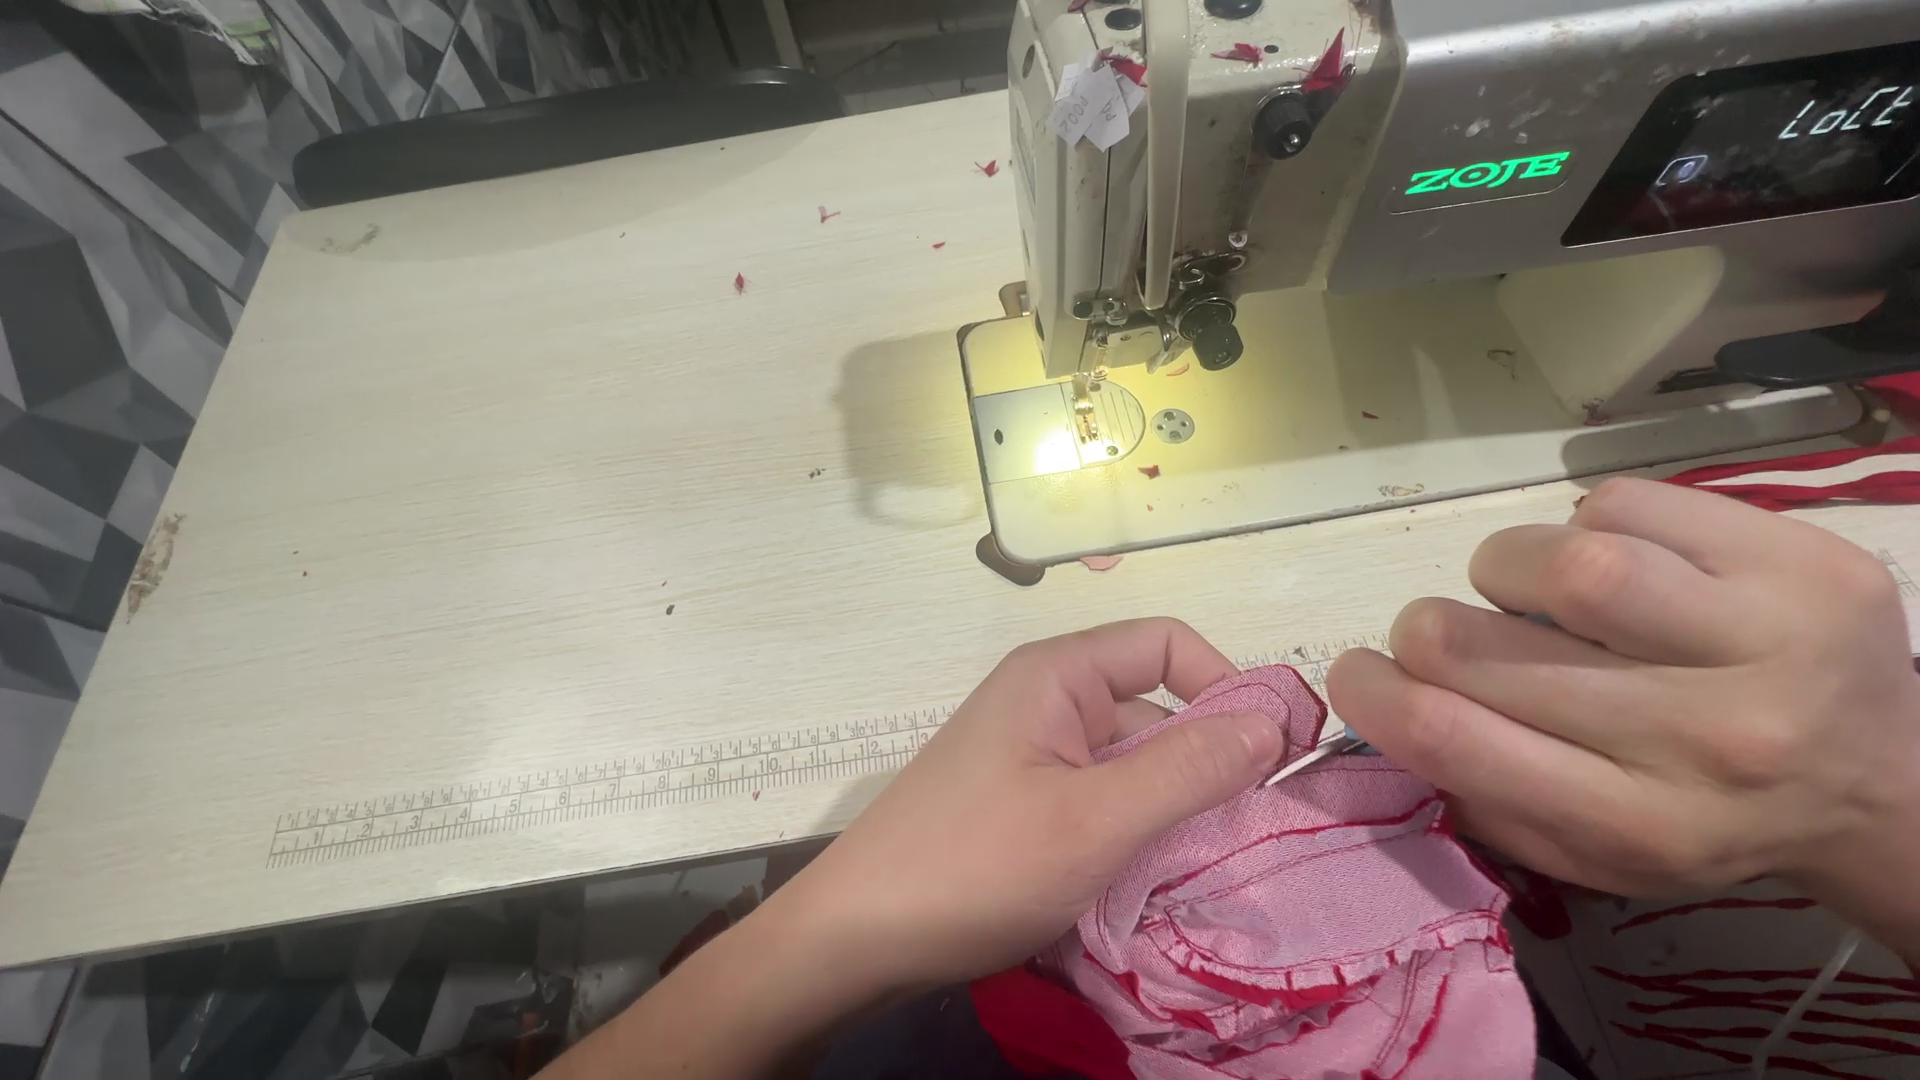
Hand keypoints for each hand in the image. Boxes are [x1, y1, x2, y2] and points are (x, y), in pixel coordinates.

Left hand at [764, 617, 1286, 991]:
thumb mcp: (1092, 821)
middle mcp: (1046, 699)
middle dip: (1202, 762)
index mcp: (1056, 674)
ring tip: (1198, 869)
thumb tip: (1272, 721)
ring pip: (1130, 762)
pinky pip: (1099, 797)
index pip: (1165, 644)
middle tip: (1245, 837)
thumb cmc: (974, 864)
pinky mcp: (1024, 799)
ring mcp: (1032, 752)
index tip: (1275, 753)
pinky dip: (1131, 830)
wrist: (860, 935)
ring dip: (1168, 807)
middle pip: (1152, 707)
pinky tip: (1146, 880)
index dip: (1226, 683)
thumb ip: (1186, 770)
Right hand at [1327, 479, 1919, 950]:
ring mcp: (1770, 642)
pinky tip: (1623, 573)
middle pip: (1468, 642)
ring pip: (1554, 561)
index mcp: (1631, 822)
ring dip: (1503, 570)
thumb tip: (1378, 706)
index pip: (1442, 734)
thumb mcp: (1572, 846)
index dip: (1368, 690)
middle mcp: (1706, 740)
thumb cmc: (1689, 816)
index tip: (1358, 673)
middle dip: (1426, 632)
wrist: (1884, 788)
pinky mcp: (1806, 563)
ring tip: (1533, 598)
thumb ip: (1468, 789)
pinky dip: (1585, 528)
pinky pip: (1618, 506)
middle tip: (1451, 642)